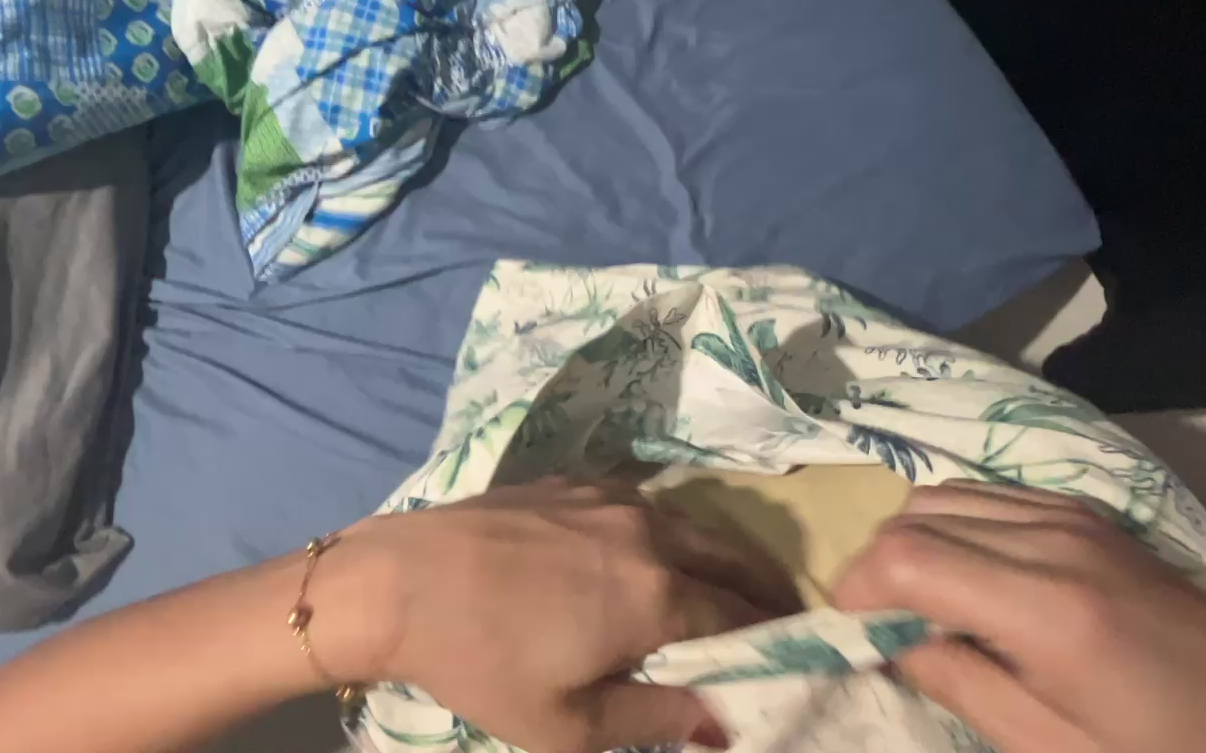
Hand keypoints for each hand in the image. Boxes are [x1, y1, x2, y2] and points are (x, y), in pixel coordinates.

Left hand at [320, 478, 797, 752]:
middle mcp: (645, 532)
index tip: (798, 641)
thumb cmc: (485, 660)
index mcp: (654, 593)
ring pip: (687, 520)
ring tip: (725, 575)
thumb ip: (654, 720)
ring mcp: (608, 496)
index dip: (772, 630)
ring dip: (716, 548)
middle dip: (761, 581)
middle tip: (780, 604)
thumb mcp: (568, 725)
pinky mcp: (573, 479)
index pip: (737, 612)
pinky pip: (642, 501)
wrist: (407, 577)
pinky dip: (669, 525)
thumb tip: (718, 720)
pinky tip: (655, 543)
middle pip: (725, 553)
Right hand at [832, 481, 1205, 752]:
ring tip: (926, 598)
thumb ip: (955, 682)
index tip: (851, 630)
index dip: (856, 587)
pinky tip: (971, 571)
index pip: (906, 556)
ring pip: (941, 495)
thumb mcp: (1055, 752)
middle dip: (878, 566)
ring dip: (911, 539)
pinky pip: (983, 494)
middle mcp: (1053, 537)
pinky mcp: (1085, 511)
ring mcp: (1071, 514)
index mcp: (1048, 607)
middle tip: (886, 623)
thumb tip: (881, 638)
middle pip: (914, 515)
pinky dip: (951, 523)